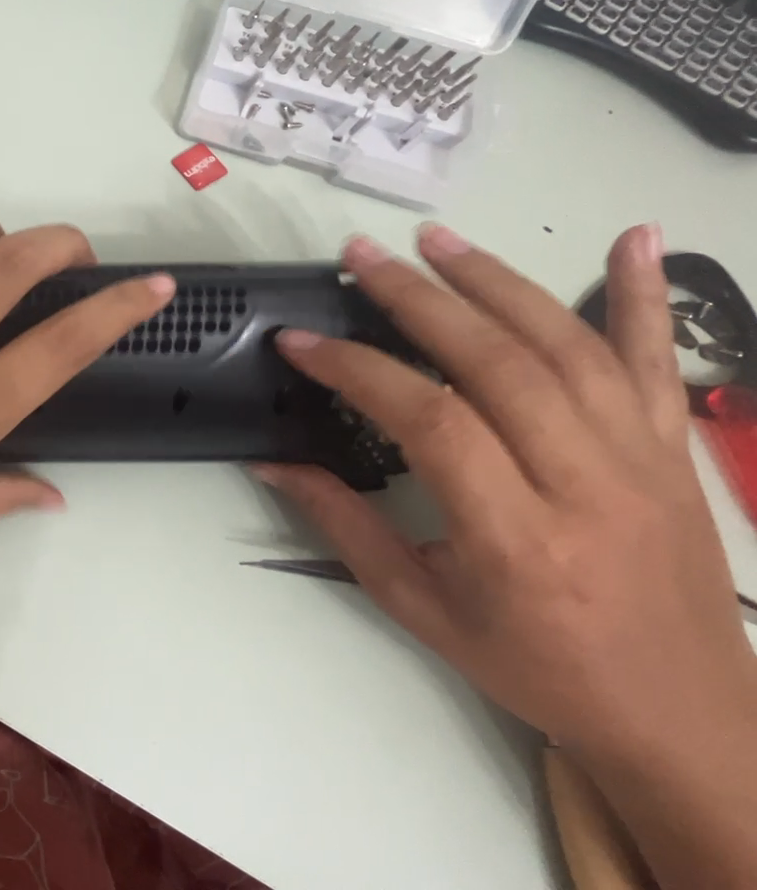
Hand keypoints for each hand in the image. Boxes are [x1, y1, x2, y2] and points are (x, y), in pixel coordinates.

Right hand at [257, 224, 756, 757]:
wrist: (679, 712)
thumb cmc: (531, 663)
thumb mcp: (417, 603)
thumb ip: (343, 523)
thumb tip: (272, 464)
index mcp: (515, 536)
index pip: (429, 421)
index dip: (357, 370)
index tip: (299, 342)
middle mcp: (587, 486)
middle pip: (500, 365)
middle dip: (421, 300)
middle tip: (362, 258)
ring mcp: (643, 462)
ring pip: (570, 347)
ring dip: (499, 283)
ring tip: (437, 240)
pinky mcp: (675, 453)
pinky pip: (658, 363)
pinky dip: (643, 296)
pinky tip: (632, 239)